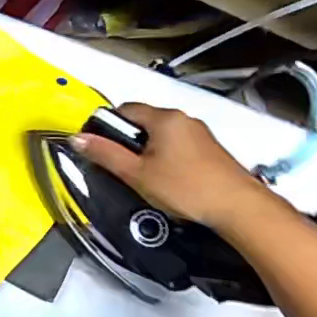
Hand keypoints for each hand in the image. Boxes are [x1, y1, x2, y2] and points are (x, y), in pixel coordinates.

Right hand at [73, 104, 270, 230]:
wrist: (238, 207)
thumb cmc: (185, 188)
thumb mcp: (136, 173)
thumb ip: (105, 154)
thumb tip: (77, 138)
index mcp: (164, 118)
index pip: (125, 109)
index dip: (108, 126)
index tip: (101, 148)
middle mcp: (183, 118)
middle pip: (144, 122)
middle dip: (129, 141)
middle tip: (122, 167)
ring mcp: (200, 133)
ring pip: (161, 135)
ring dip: (148, 151)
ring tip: (144, 177)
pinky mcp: (210, 150)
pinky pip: (178, 145)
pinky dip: (166, 157)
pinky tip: (167, 180)